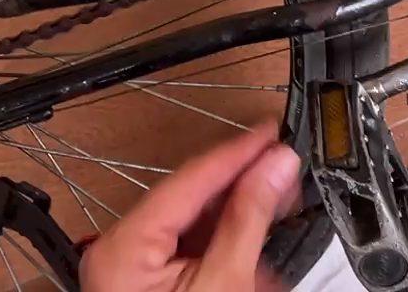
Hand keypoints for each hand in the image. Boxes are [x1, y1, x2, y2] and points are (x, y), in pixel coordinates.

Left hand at [79, 124, 303, 291]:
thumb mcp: (223, 285)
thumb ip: (250, 218)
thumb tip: (275, 164)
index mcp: (124, 247)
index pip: (191, 179)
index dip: (237, 151)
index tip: (272, 131)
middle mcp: (123, 250)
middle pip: (194, 196)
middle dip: (243, 178)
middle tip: (284, 158)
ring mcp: (138, 268)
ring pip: (197, 218)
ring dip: (241, 205)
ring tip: (279, 187)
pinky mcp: (155, 284)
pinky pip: (195, 244)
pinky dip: (230, 235)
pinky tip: (259, 224)